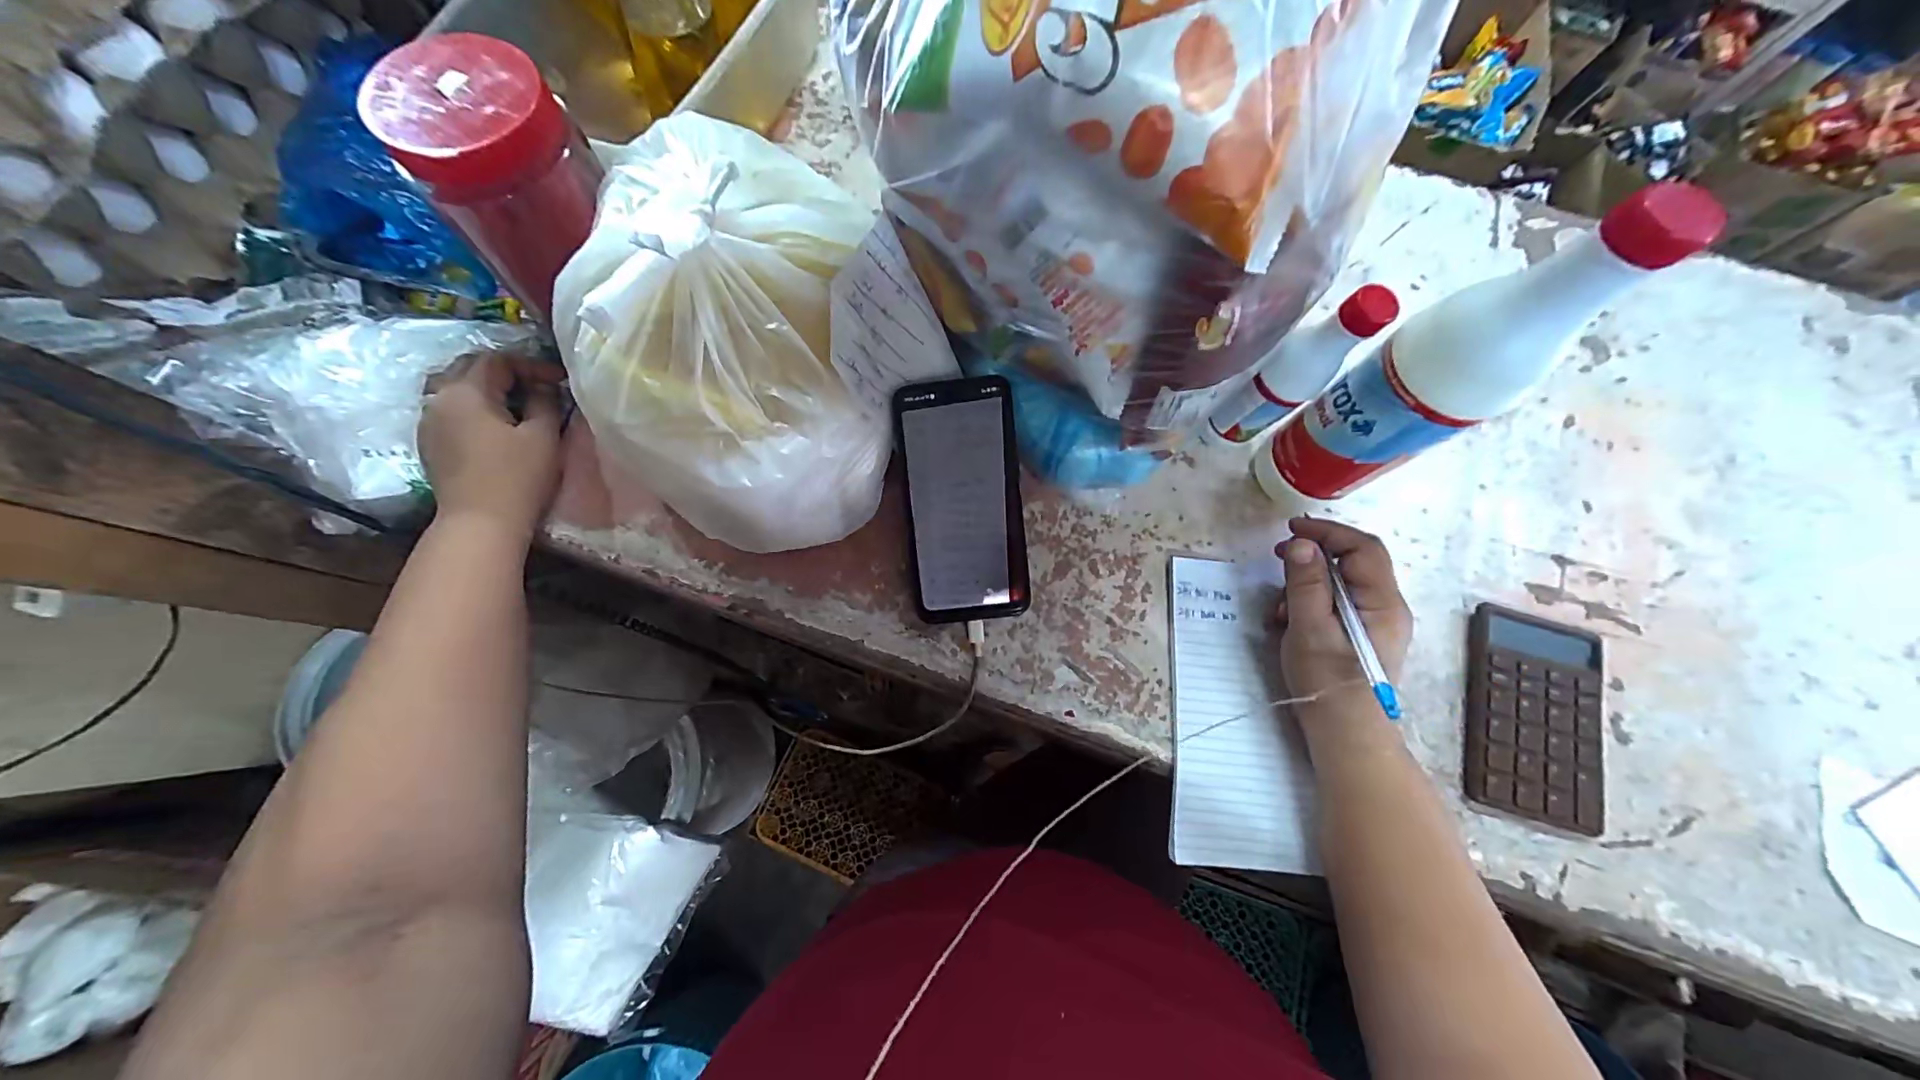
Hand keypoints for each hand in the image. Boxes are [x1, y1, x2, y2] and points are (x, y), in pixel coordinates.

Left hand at [418, 352, 562, 535]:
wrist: (480, 524)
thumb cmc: (517, 478)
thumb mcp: (542, 436)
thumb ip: (545, 402)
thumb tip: (543, 387)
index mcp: (464, 392)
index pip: (497, 360)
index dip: (531, 365)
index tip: (559, 380)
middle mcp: (438, 400)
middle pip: (469, 369)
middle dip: (505, 372)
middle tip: (538, 386)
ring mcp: (428, 423)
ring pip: (456, 390)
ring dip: (487, 390)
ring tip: (516, 404)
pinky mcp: (430, 444)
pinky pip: (451, 412)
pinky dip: (474, 409)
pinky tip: (495, 425)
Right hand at [1274, 517, 1412, 716]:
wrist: (1347, 732)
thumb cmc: (1328, 679)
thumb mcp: (1309, 628)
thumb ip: (1307, 584)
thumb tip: (1303, 545)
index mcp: (1382, 602)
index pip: (1362, 548)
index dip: (1327, 532)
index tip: (1292, 529)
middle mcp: (1388, 608)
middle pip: (1356, 562)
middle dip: (1316, 554)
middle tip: (1281, 555)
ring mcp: (1378, 623)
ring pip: (1345, 583)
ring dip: (1310, 581)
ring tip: (1280, 602)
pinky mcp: (1363, 637)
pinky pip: (1341, 603)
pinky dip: (1314, 600)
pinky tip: (1291, 619)